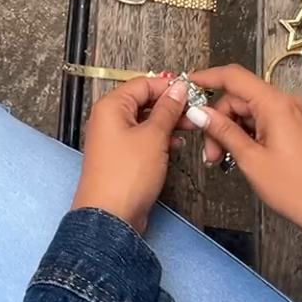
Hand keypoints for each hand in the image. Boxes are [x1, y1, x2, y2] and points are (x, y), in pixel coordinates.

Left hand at [71, 75, 192, 234]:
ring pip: (144, 121)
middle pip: (143, 101)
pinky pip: (142, 139)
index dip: (167, 86)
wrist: (111, 217)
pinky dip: (159, 138)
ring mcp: (113, 139)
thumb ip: (167, 110)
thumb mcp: (153, 136)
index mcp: (111, 106)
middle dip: (169, 105)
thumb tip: (177, 89)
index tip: (189, 91)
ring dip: (167, 122)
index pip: (142, 83)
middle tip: (192, 111)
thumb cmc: (125, 176)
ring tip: (188, 127)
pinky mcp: (121, 157)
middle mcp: (109, 119)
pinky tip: (175, 144)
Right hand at [185, 64, 301, 261]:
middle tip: (210, 152)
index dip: (207, 77)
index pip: (233, 77)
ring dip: (232, 131)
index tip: (187, 84)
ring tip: (223, 160)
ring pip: (251, 111)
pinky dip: (248, 134)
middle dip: (219, 121)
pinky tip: (241, 155)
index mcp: (275, 104)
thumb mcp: (251, 159)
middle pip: (240, 98)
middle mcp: (286, 102)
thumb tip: (198, 112)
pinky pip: (265, 120)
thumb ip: (223, 131)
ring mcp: (294, 115)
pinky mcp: (298, 128)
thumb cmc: (296, 189)